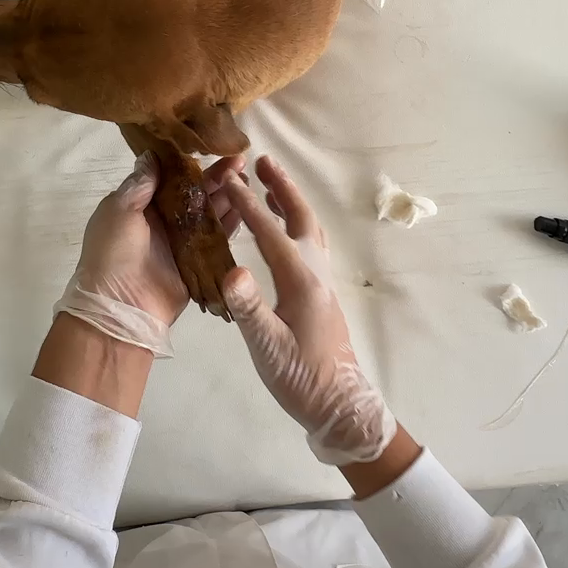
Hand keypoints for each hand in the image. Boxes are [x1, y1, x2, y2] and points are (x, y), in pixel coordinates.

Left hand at [56, 152, 243, 355]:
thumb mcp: (118, 211)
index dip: (191, 163)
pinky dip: (230, 224)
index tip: (212, 147)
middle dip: (217, 178)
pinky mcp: (197, 262)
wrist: (120, 306)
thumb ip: (139, 184)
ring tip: (247, 180)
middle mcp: (163, 221)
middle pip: (195, 194)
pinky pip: (216, 239)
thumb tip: (152, 155)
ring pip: (209, 213)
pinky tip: (247, 208)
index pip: (171, 177)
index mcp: (141, 205)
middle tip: (240, 161)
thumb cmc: (113, 253)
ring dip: (227, 197)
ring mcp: (181, 242)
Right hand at [217, 156, 396, 464]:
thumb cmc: (302, 378)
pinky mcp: (319, 293)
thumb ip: (250, 309)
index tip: (226, 178)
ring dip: (290, 203)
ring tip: (271, 184)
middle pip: (300, 219)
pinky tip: (282, 231)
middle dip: (282, 188)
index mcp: (302, 282)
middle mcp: (315, 274)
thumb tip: (230, 269)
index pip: (270, 234)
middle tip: (262, 161)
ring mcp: (321, 282)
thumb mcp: (269, 349)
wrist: (341, 406)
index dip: (247, 205)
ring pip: (308, 230)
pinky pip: (308, 244)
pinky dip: (294, 224)